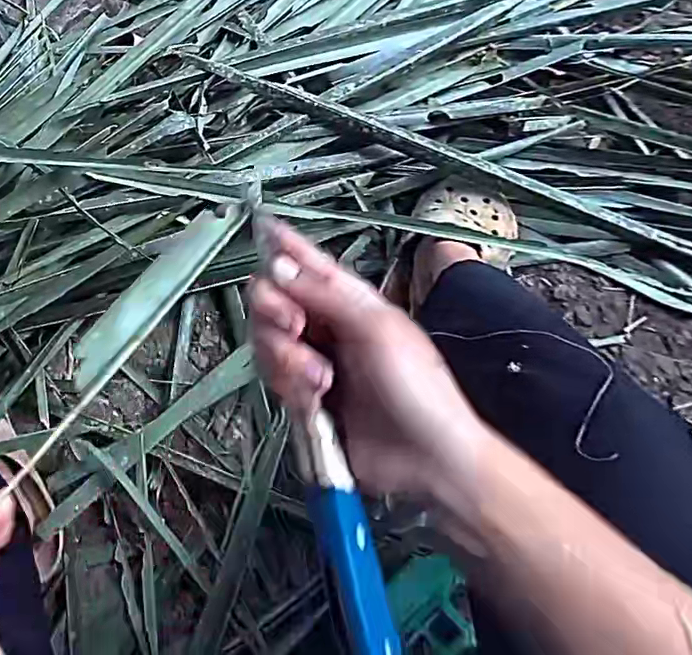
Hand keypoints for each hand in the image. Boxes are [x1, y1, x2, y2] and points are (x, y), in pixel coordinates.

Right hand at [249, 220, 490, 497]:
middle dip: (275, 310)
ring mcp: (312, 359)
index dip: (284, 245)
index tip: (263, 228)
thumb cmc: (421, 393)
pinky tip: (315, 395)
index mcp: (351, 301)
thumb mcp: (376, 330)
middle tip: (294, 325)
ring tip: (320, 378)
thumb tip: (280, 267)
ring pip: (266, 337)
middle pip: (272, 297)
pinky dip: (289, 384)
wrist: (428, 462)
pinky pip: (271, 374)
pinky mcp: (302, 392)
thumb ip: (323, 295)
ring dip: (287, 358)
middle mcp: (327, 325)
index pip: (308, 262)